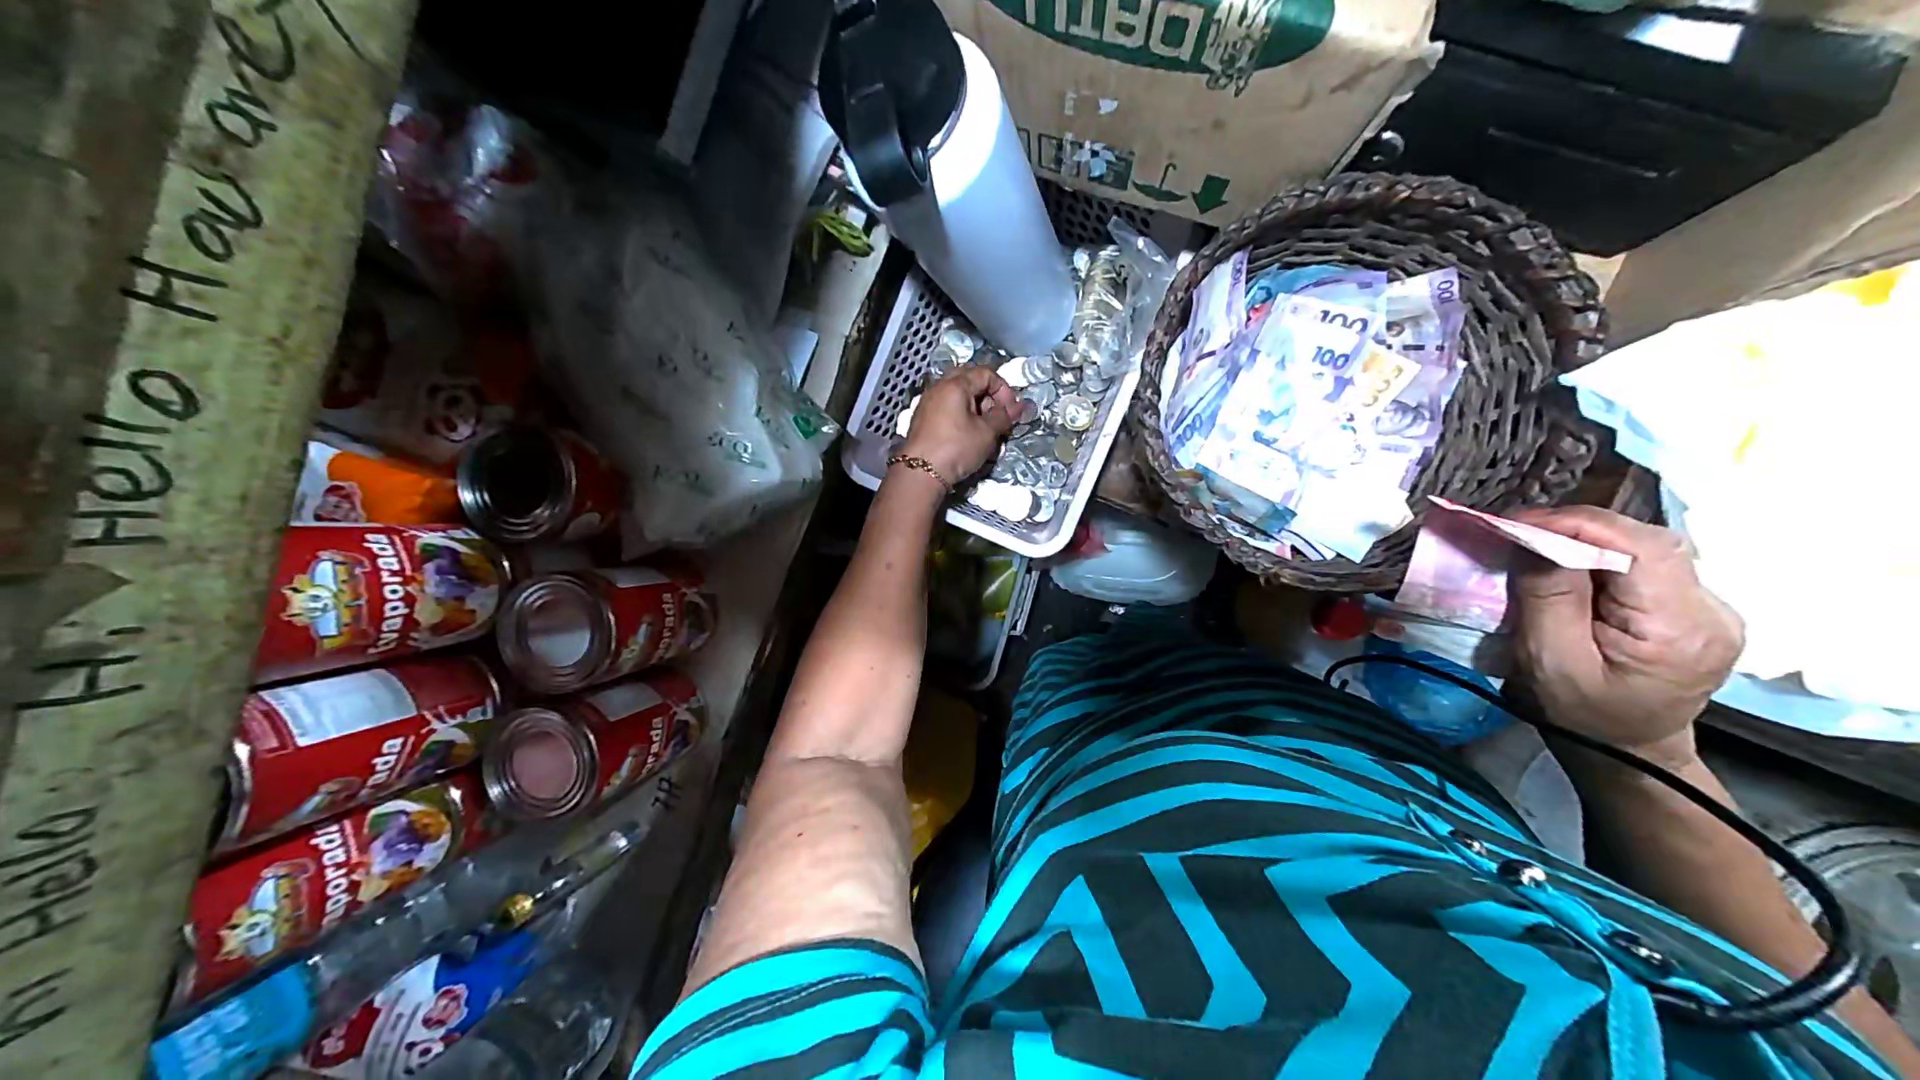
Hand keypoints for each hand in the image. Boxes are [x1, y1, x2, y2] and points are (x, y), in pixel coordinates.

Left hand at [900, 366, 1018, 484]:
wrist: (920, 473)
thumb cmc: (956, 448)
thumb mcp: (986, 433)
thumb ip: (1004, 416)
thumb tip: (1018, 407)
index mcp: (955, 385)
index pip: (986, 374)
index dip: (1004, 390)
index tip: (1010, 411)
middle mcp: (939, 388)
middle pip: (970, 381)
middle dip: (988, 397)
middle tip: (996, 417)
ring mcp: (928, 403)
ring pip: (957, 396)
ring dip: (975, 408)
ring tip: (983, 430)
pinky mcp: (922, 419)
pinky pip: (947, 408)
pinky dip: (961, 416)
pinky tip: (966, 436)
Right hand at [1507, 506, 1742, 767]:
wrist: (1625, 751)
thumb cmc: (1580, 714)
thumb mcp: (1551, 661)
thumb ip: (1548, 598)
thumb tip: (1536, 539)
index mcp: (1681, 629)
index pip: (1639, 549)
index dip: (1576, 524)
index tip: (1516, 522)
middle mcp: (1711, 610)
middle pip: (1646, 541)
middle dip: (1577, 527)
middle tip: (1517, 530)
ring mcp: (1709, 607)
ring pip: (1645, 545)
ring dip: (1586, 537)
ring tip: (1537, 543)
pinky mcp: (1692, 605)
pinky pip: (1645, 561)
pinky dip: (1600, 552)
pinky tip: (1568, 562)